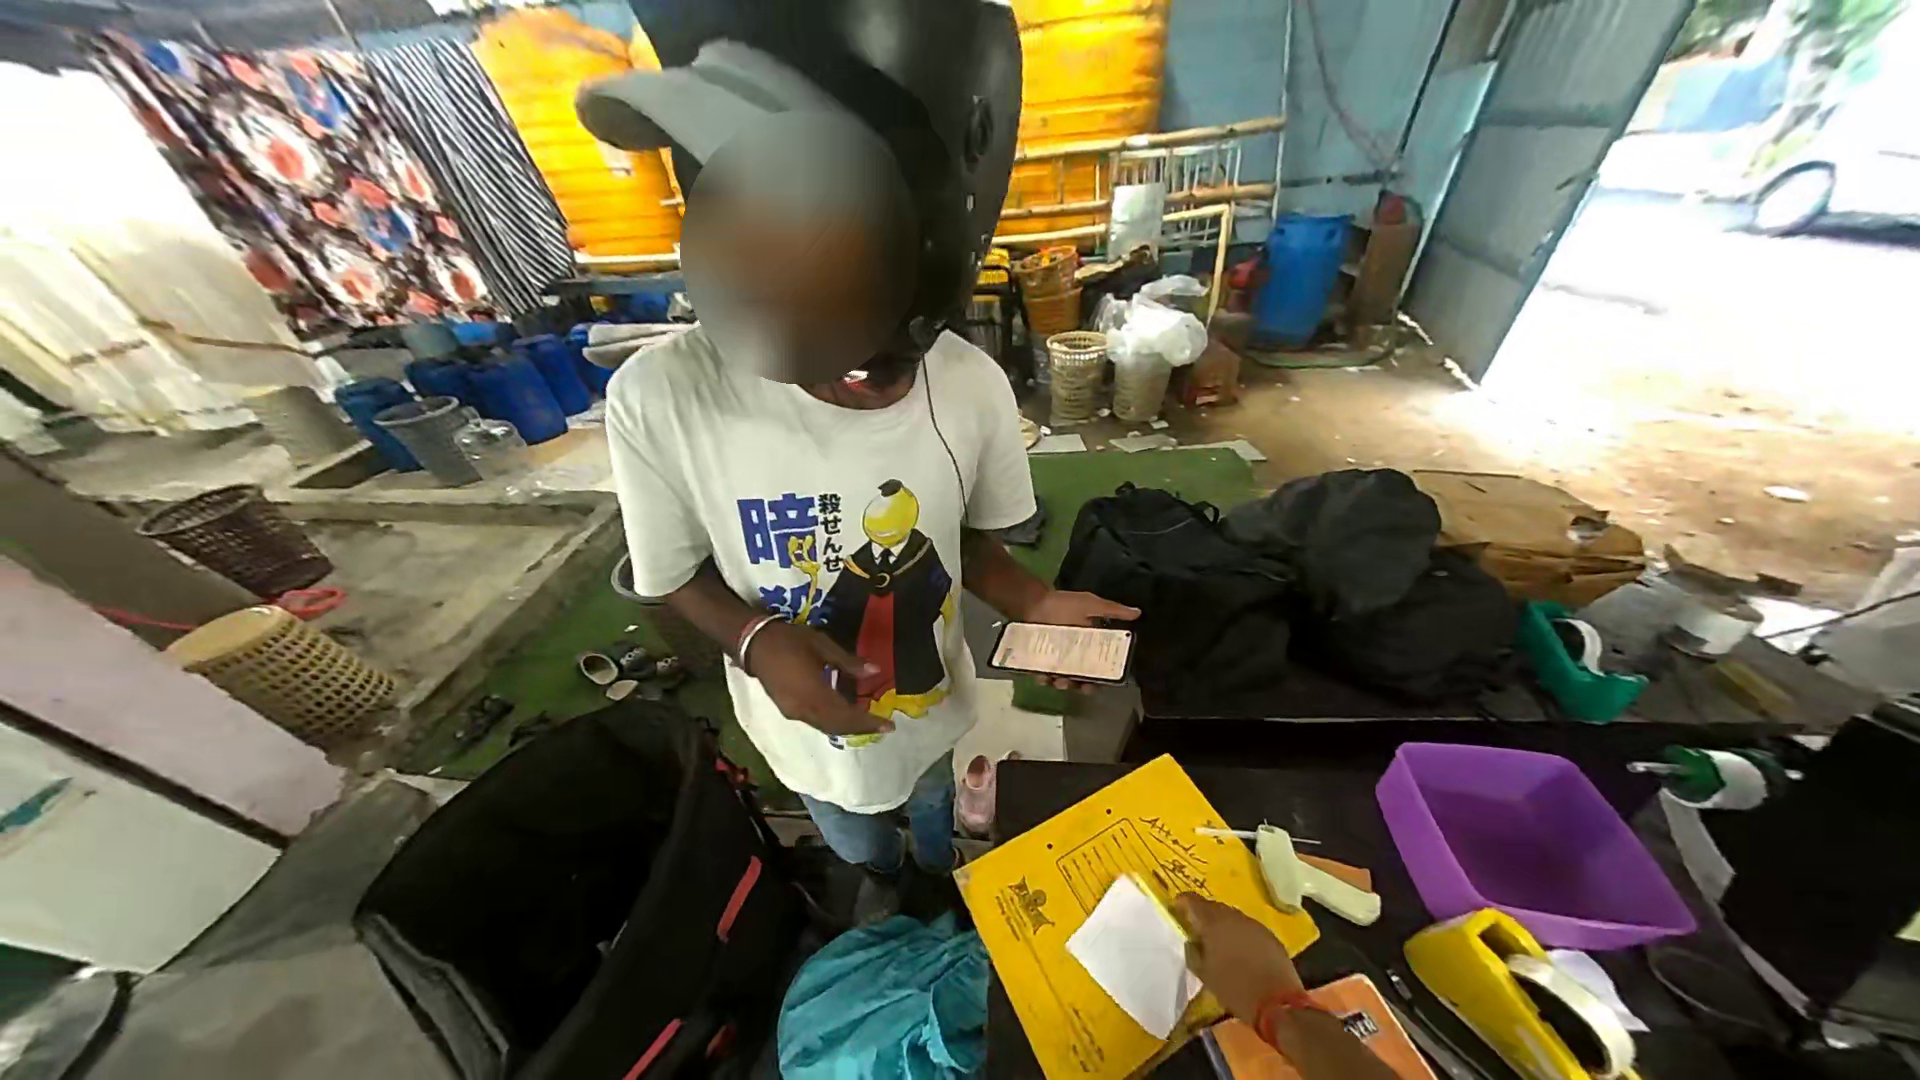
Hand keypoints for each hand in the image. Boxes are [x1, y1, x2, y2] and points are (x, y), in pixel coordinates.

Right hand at [744, 621, 892, 737]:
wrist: (754, 643)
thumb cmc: (791, 641)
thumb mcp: (823, 645)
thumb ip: (849, 662)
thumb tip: (876, 671)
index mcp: (815, 695)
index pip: (847, 716)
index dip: (868, 722)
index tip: (888, 725)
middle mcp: (804, 710)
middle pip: (837, 727)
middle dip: (861, 727)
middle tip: (883, 725)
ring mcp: (794, 712)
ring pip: (826, 727)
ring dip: (848, 726)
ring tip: (867, 720)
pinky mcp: (788, 709)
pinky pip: (817, 721)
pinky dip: (835, 721)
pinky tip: (845, 711)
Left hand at [1021, 590, 1141, 690]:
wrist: (1036, 600)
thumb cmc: (1064, 603)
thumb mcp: (1090, 604)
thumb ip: (1112, 610)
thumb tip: (1138, 612)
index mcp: (1088, 646)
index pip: (1098, 668)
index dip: (1101, 679)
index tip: (1100, 683)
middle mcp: (1073, 656)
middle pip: (1080, 679)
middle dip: (1080, 686)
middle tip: (1079, 686)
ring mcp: (1055, 659)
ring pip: (1061, 680)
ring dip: (1062, 685)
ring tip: (1059, 681)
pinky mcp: (1038, 659)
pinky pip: (1041, 674)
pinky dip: (1042, 679)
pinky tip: (1043, 678)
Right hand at [1175, 893, 1303, 1022]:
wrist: (1279, 1005)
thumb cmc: (1235, 989)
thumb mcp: (1205, 975)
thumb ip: (1193, 953)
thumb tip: (1191, 942)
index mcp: (1212, 922)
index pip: (1191, 900)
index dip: (1182, 903)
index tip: (1176, 911)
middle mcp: (1232, 916)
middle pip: (1212, 907)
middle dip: (1204, 915)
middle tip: (1199, 931)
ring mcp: (1253, 924)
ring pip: (1232, 917)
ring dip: (1224, 925)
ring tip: (1221, 942)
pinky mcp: (1270, 936)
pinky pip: (1248, 928)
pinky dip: (1241, 934)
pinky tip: (1242, 951)